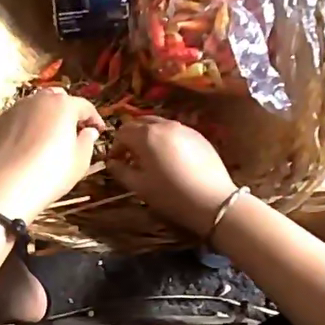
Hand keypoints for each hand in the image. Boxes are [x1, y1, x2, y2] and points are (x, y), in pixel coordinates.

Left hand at [0, 88, 106, 219]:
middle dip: (67, 111)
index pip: (85, 106)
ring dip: (45, 115)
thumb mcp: (80, 161)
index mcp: (63, 105)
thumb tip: (89, 131)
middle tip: (73, 129)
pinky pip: (17, 117)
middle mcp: (38, 99)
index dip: (94, 118)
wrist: (6, 187)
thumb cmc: (51, 173)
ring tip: (49, 134)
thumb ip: (87, 141)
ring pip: (35, 105)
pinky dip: (25, 124)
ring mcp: (14, 108)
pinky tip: (26, 141)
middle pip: (57, 99)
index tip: (99, 130)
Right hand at [107, 118, 239, 234]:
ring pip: (159, 125)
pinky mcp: (199, 136)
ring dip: (149, 137)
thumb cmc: (171, 195)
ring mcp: (184, 128)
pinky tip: (171, 159)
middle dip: (131, 138)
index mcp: (146, 135)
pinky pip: (176, 132)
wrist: (213, 201)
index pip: (122, 132)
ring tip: (150, 158)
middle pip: (140, 123)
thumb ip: (121, 171)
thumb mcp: (140, 186)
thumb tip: (112, 163)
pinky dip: (166, 140)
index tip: (116, 162)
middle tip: (131, 158)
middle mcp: (165, 125)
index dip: (116, 147)